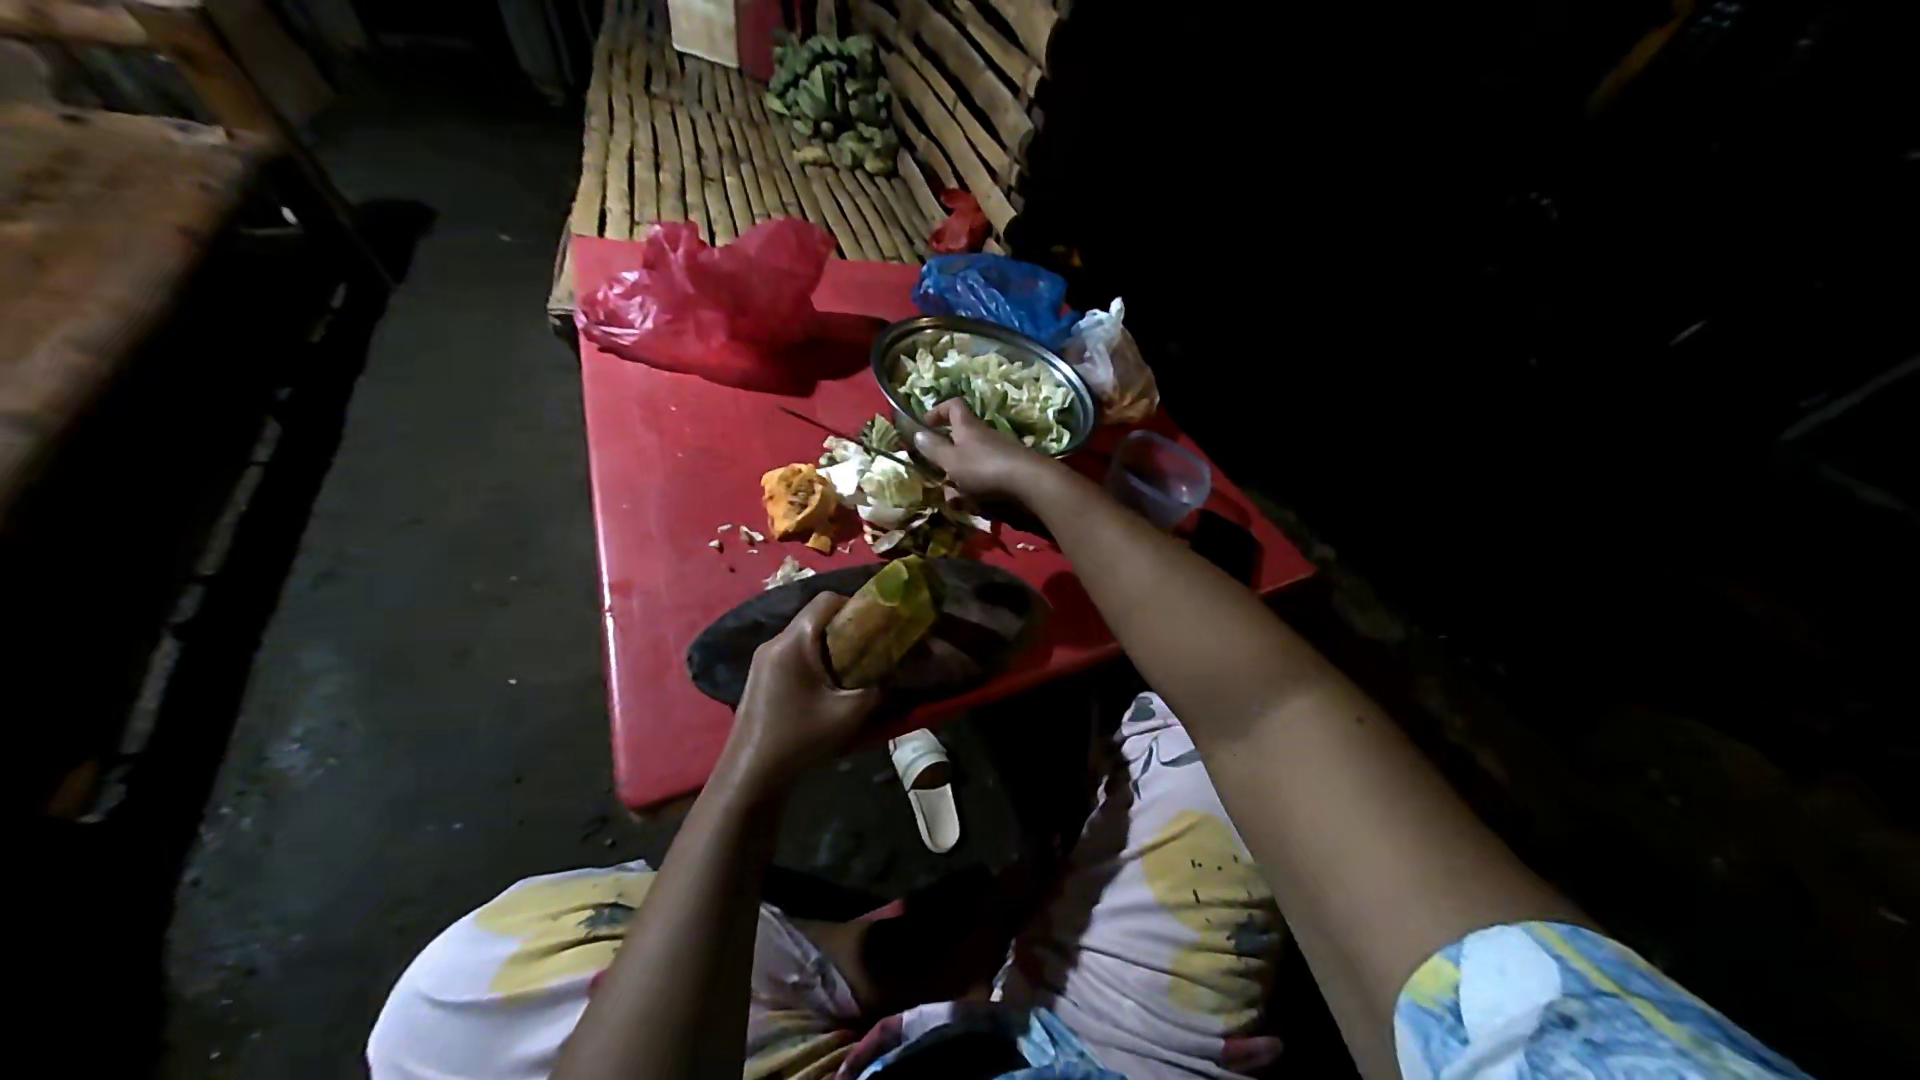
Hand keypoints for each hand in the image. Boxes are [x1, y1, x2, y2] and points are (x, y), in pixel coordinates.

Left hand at [721, 592, 880, 791]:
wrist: (752, 774)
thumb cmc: (800, 739)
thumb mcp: (850, 714)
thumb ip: (878, 687)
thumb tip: (896, 672)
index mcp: (793, 642)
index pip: (826, 600)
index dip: (856, 604)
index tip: (878, 625)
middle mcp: (775, 642)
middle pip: (816, 617)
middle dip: (847, 628)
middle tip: (871, 648)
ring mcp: (763, 658)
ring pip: (805, 636)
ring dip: (831, 645)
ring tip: (853, 668)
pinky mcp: (761, 675)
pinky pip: (794, 652)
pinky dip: (815, 658)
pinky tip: (828, 685)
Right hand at [911, 399, 1062, 500]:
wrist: (1028, 483)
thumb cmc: (984, 468)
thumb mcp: (951, 460)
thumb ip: (933, 448)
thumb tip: (917, 433)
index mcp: (968, 427)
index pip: (953, 406)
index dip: (937, 411)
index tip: (925, 425)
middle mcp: (984, 435)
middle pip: (960, 440)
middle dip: (947, 460)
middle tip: (940, 477)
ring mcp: (999, 452)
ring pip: (971, 464)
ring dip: (961, 481)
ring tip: (958, 500)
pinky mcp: (1010, 470)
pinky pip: (986, 477)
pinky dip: (977, 490)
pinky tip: (977, 505)